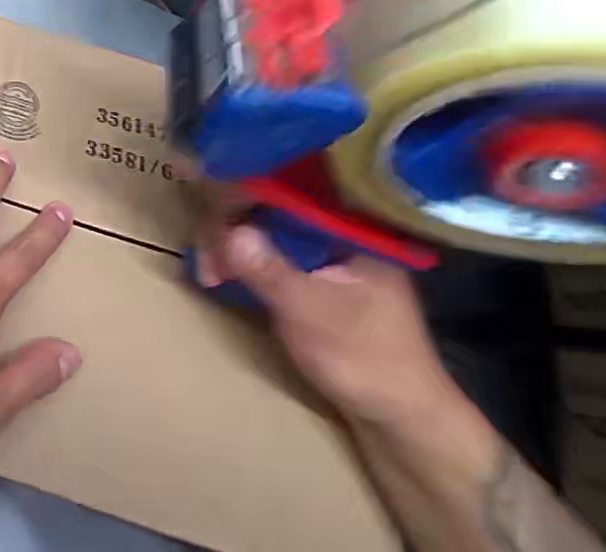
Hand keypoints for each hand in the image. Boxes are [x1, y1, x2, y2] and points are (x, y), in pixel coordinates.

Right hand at [196, 201, 457, 430]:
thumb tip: (231, 231)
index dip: (243, 193)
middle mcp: (338, 225)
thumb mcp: (312, 315)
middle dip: (229, 224)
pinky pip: (269, 246)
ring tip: (208, 273)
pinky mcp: (312, 268)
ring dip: (230, 242)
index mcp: (352, 223)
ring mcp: (325, 247)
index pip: (288, 187)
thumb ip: (272, 272)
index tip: (210, 219)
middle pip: (270, 202)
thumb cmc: (365, 361)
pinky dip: (242, 256)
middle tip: (205, 261)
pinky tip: (221, 272)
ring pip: (264, 224)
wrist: (400, 417)